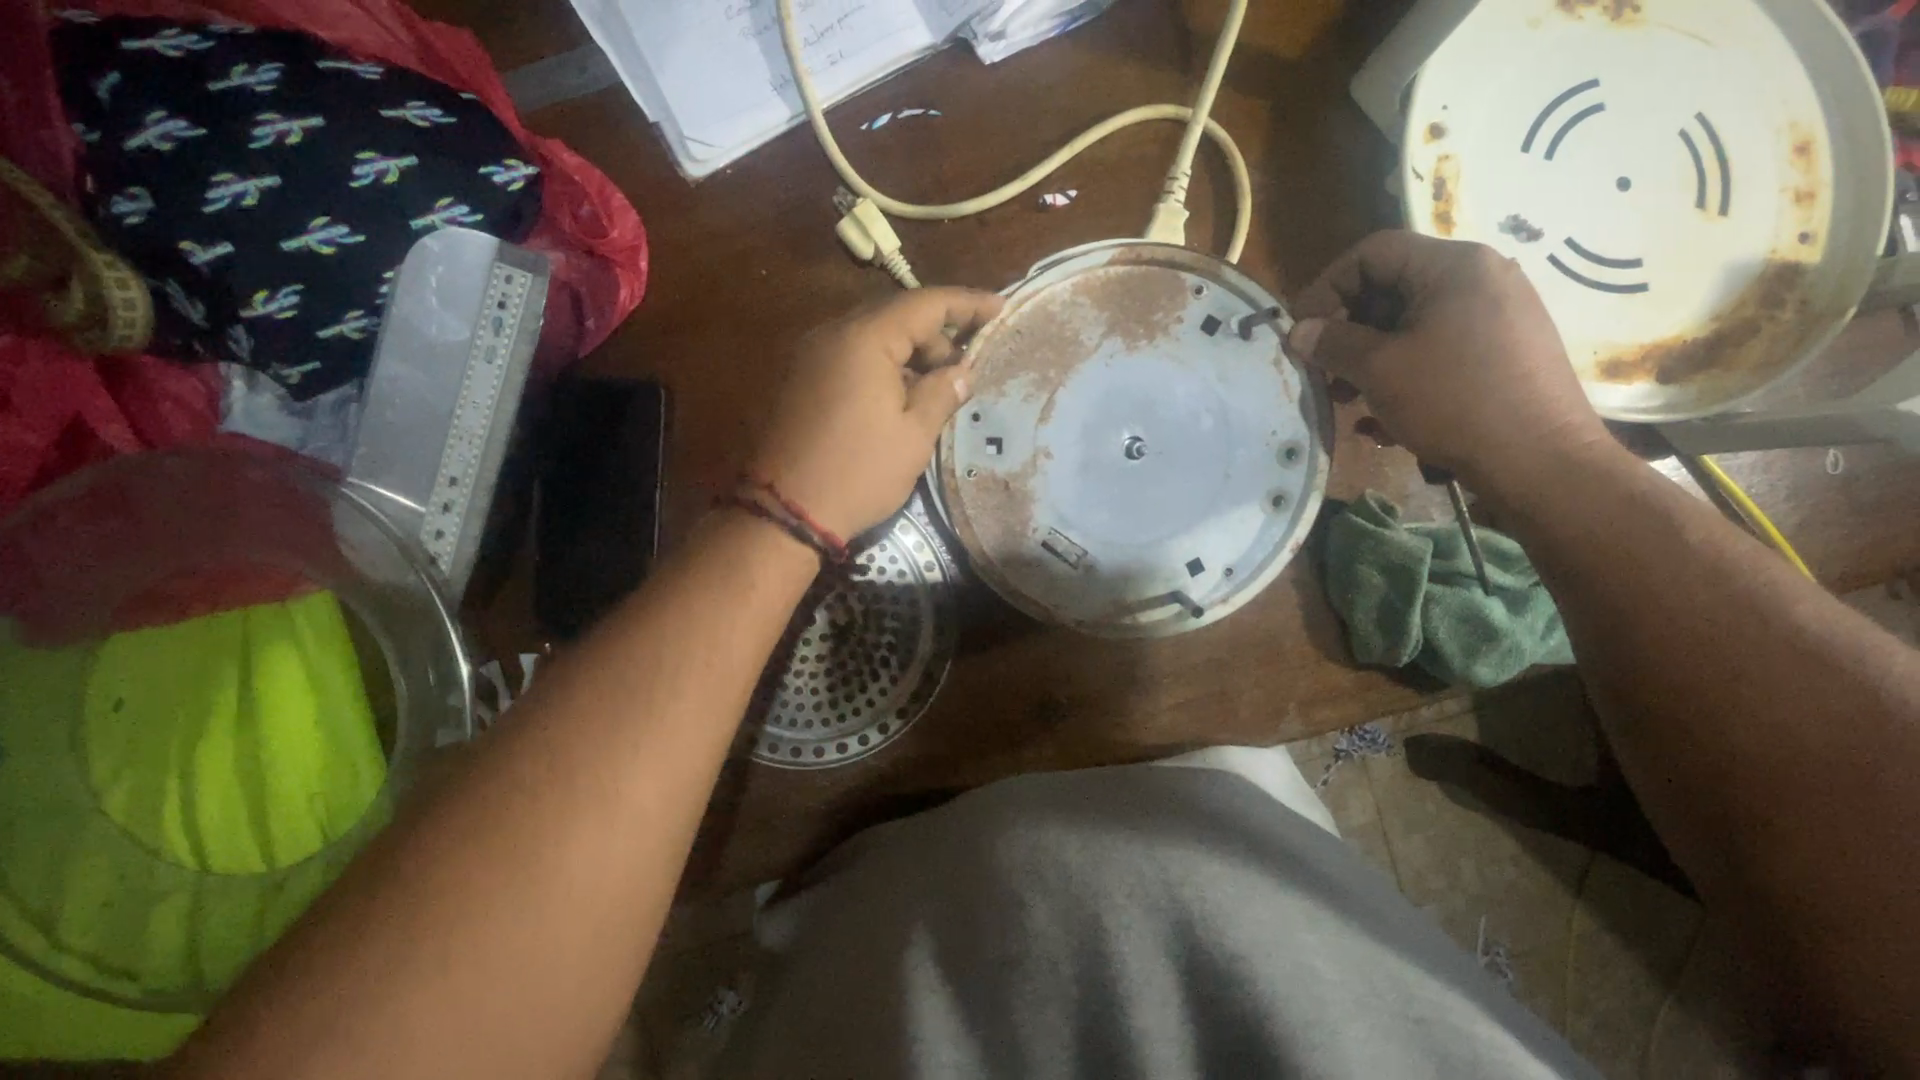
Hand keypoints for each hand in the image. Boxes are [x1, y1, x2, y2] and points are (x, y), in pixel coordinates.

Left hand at [750, 288, 1003, 539]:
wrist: (783, 513)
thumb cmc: (857, 474)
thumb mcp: (913, 437)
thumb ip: (942, 393)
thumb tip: (962, 371)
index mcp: (864, 340)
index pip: (925, 304)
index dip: (967, 304)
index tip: (1000, 308)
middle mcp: (832, 334)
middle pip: (894, 315)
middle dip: (937, 334)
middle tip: (967, 365)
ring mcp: (809, 356)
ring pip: (870, 337)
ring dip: (908, 353)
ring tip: (937, 386)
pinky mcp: (797, 380)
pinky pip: (849, 358)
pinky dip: (880, 367)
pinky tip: (899, 397)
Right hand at [1288, 231, 1610, 494]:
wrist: (1541, 460)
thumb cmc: (1454, 401)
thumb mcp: (1379, 370)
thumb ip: (1332, 343)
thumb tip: (1297, 331)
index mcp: (1454, 266)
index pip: (1372, 253)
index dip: (1326, 287)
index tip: (1301, 331)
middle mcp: (1481, 278)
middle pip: (1392, 287)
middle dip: (1346, 330)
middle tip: (1321, 372)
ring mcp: (1498, 315)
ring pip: (1413, 324)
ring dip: (1369, 358)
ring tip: (1347, 401)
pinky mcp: (1505, 353)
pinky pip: (1440, 349)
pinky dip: (1404, 374)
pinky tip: (1384, 419)